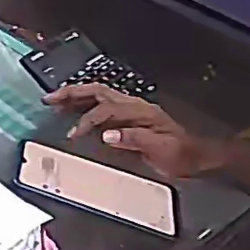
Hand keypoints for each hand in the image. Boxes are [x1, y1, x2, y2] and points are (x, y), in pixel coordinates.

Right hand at [43, 83, 220, 177]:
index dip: (86, 121)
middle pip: (98, 91)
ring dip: (75, 96)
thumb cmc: (182, 155)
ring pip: (98, 95)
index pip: (105, 110)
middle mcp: (134, 107)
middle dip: (72, 93)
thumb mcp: (161, 150)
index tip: (72, 135)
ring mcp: (131, 111)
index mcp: (140, 112)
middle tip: (50, 99)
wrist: (199, 157)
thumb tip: (107, 135)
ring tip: (54, 102)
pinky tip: (72, 112)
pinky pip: (101, 105)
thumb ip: (134, 140)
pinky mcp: (127, 119)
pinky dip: (83, 105)